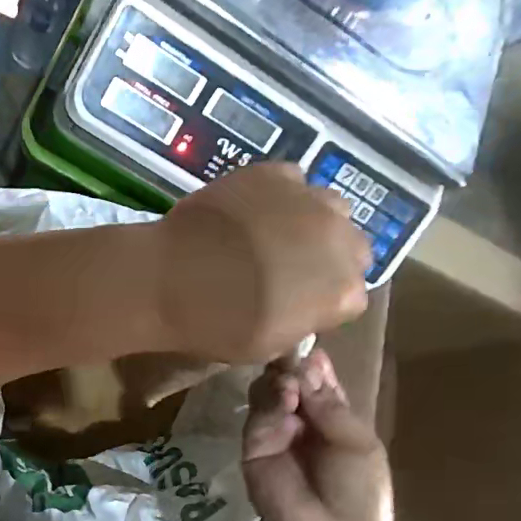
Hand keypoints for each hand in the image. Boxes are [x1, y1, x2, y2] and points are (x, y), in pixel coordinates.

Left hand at [154, 165, 370, 362]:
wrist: (170, 279)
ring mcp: (311, 202)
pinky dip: (277, 192)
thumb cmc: (216, 325)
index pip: (350, 295)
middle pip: (349, 247)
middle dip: (326, 256)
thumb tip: (297, 310)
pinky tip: (248, 206)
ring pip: (328, 207)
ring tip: (271, 232)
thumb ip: (298, 322)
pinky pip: (289, 180)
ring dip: (310, 220)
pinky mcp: (276, 175)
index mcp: (344, 293)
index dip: (323, 298)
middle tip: (286, 265)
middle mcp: (341, 242)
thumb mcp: (266, 346)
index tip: (297, 300)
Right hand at [238, 351, 392, 520]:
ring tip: (291, 385)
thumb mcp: (358, 442)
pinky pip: (258, 415)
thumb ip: (330, 404)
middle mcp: (302, 422)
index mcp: (334, 421)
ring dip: (282, 383)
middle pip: (291, 382)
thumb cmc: (358, 494)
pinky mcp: (252, 445)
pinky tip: (285, 398)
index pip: (320, 383)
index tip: (309, 343)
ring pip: (270, 394)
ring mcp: (275, 433)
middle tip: (295, 361)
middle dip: (294, 369)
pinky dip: (272, 403)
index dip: (315, 364)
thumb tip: (308, 363)